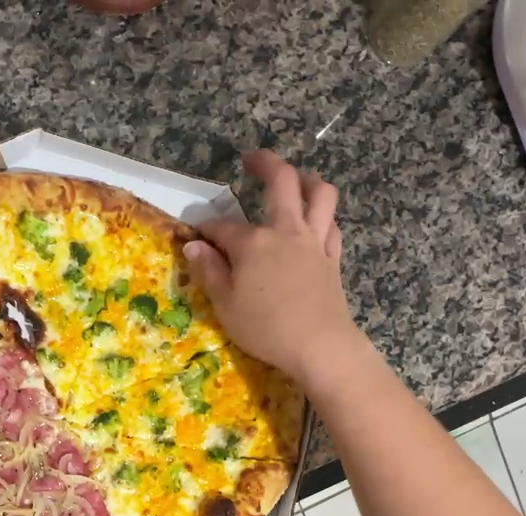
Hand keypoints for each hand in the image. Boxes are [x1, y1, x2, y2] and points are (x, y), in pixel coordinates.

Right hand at [185, 150, 374, 391]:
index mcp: (253, 243)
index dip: (207, 228)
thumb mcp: (225, 304)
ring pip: (319, 194)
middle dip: (265, 164)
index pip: (224, 227)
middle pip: (281, 182)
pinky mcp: (332, 259)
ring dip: (307, 179)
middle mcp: (286, 231)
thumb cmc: (265, 328)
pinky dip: (323, 218)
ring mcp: (314, 242)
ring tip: (296, 178)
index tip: (195, 235)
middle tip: (251, 159)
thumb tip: (193, 245)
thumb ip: (210, 271)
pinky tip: (315, 223)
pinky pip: (332, 226)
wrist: (319, 345)